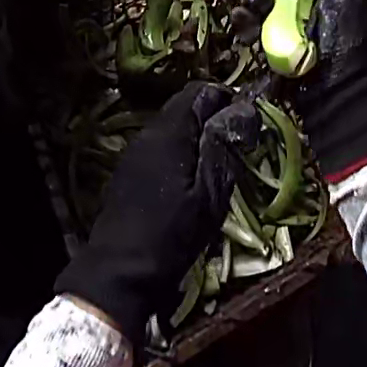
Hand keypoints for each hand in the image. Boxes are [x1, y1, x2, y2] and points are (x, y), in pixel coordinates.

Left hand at [55, 81, 257, 334]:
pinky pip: (163, 145)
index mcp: (170, 131)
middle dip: (216, 116)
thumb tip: (245, 107)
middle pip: (187, 105)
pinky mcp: (131, 170)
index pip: (203, 91)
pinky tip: (193, 178)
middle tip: (239, 144)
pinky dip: (183, 150)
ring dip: (200, 135)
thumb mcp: (209, 192)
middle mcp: (150, 132)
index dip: (229, 99)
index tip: (248, 124)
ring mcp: (136, 151)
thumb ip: (225, 144)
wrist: (118, 275)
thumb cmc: (171, 234)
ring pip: (176, 126)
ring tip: (220, 162)